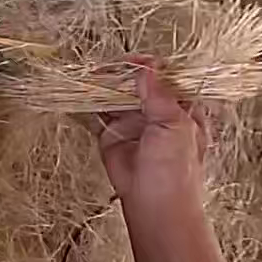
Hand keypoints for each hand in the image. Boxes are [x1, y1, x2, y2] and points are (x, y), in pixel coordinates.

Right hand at [91, 57, 209, 211]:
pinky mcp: (110, 134)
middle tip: (105, 67)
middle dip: (121, 74)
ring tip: (88, 76)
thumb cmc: (176, 167)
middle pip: (137, 85)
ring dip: (102, 87)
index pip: (166, 78)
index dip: (150, 67)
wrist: (154, 201)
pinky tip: (78, 94)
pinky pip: (97, 114)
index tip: (133, 61)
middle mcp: (156, 112)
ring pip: (115, 97)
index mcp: (182, 108)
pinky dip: (87, 104)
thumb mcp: (174, 125)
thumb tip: (147, 67)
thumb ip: (158, 95)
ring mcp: (132, 122)